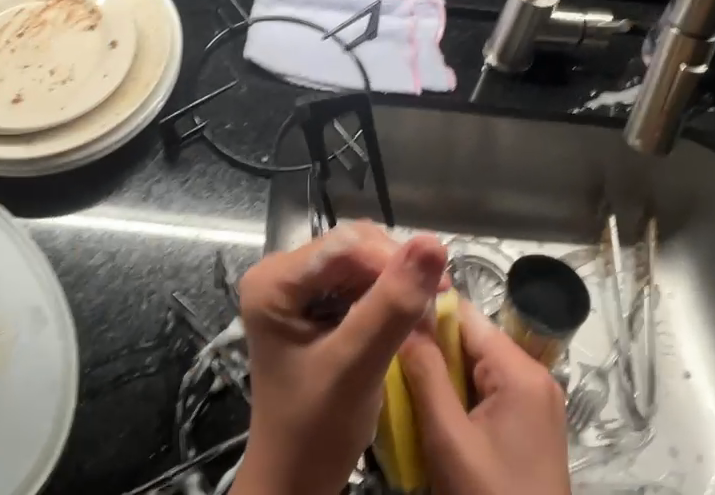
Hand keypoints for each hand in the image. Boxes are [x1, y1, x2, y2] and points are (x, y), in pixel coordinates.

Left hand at [231, 222, 448, 494]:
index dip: (394, 258)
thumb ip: (392, 305)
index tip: (441, 285)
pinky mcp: (312, 305)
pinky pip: (356, 283)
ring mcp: (295, 289)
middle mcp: (279, 273)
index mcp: (273, 280)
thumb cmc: (315, 429)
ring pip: (358, 263)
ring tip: (425, 314)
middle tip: (435, 303)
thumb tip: (432, 243)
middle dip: (396, 270)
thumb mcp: (357, 365)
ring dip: (395, 283)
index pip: (344, 245)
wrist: (295, 479)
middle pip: (351, 248)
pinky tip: (407, 317)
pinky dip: (386, 296)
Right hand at [398, 301, 569, 494]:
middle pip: (470, 341)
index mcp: (520, 371)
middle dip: (431, 350)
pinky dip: (457, 398)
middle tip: (390, 364)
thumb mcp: (448, 437)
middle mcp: (534, 376)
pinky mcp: (528, 426)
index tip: (388, 324)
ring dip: (440, 377)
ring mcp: (534, 403)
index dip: (425, 316)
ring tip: (404, 389)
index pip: (465, 316)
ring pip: (474, 367)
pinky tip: (431, 415)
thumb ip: (426, 372)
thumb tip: (406, 318)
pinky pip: (485, 392)